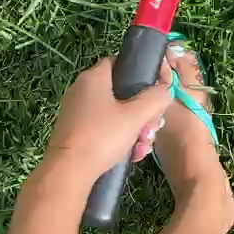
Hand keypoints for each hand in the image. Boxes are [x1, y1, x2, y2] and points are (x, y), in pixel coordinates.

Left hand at [42, 56, 174, 181]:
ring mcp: (77, 112)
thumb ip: (155, 99)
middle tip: (152, 128)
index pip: (118, 63)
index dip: (138, 74)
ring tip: (143, 147)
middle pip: (120, 93)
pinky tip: (131, 155)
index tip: (153, 91)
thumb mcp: (136, 117)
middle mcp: (82, 90)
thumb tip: (164, 89)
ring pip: (114, 114)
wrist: (69, 171)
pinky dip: (118, 139)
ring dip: (133, 129)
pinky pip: (103, 129)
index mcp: (94, 78)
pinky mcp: (75, 131)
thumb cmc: (102, 137)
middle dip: (141, 112)